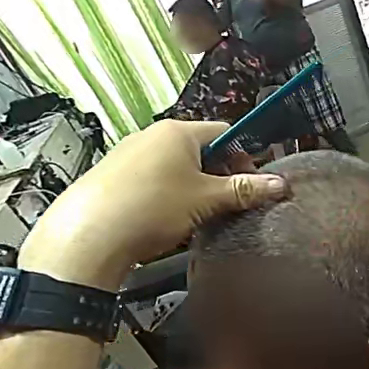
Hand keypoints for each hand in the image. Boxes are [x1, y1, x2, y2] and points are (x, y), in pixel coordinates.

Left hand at [19, 120, 286, 289]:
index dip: (245, 155)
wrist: (87, 237)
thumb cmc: (153, 207)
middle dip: (220, 174)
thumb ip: (245, 190)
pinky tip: (167, 221)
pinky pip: (153, 179)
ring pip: (176, 167)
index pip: (225, 132)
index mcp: (178, 131)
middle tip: (230, 203)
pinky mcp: (112, 177)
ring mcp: (128, 154)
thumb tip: (281, 184)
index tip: (253, 182)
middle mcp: (152, 135)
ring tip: (199, 215)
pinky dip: (169, 195)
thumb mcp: (207, 199)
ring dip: (195, 187)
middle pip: (201, 150)